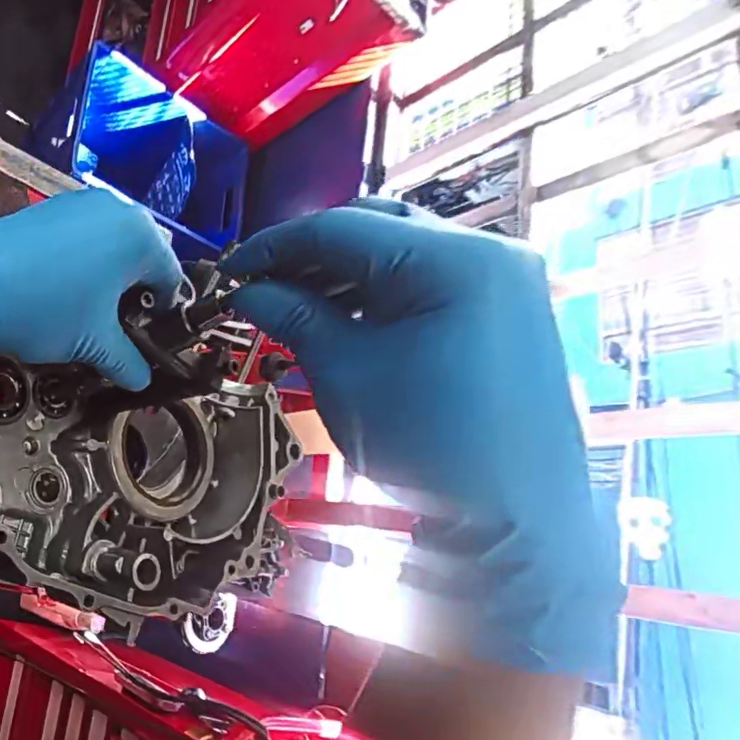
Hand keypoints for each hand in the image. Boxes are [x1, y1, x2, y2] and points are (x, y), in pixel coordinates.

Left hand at [0, 189, 177, 389]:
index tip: (146, 343)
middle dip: (132, 302)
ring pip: (111, 254)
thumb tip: (140, 377)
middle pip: (142, 265)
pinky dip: (82, 270)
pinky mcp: (52, 211)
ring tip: (84, 319)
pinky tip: (62, 296)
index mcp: (141, 236)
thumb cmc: (40, 307)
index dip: (161, 320)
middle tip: (113, 334)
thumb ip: (127, 362)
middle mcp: (119, 209)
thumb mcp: (91, 344)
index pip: (172, 282)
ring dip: (106, 287)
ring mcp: (83, 205)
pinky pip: (84, 243)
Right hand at [221, 199, 619, 676]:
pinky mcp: (504, 310)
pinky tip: (341, 318)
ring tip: (291, 305)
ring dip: (341, 273)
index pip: (340, 229)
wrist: (512, 512)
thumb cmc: (420, 439)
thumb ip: (293, 318)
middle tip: (259, 286)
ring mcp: (503, 280)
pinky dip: (376, 293)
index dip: (273, 246)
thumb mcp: (343, 373)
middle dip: (308, 253)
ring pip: (402, 252)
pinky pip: (426, 282)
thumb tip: (246, 291)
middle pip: (376, 228)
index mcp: (450, 259)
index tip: (228, 270)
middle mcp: (487, 251)